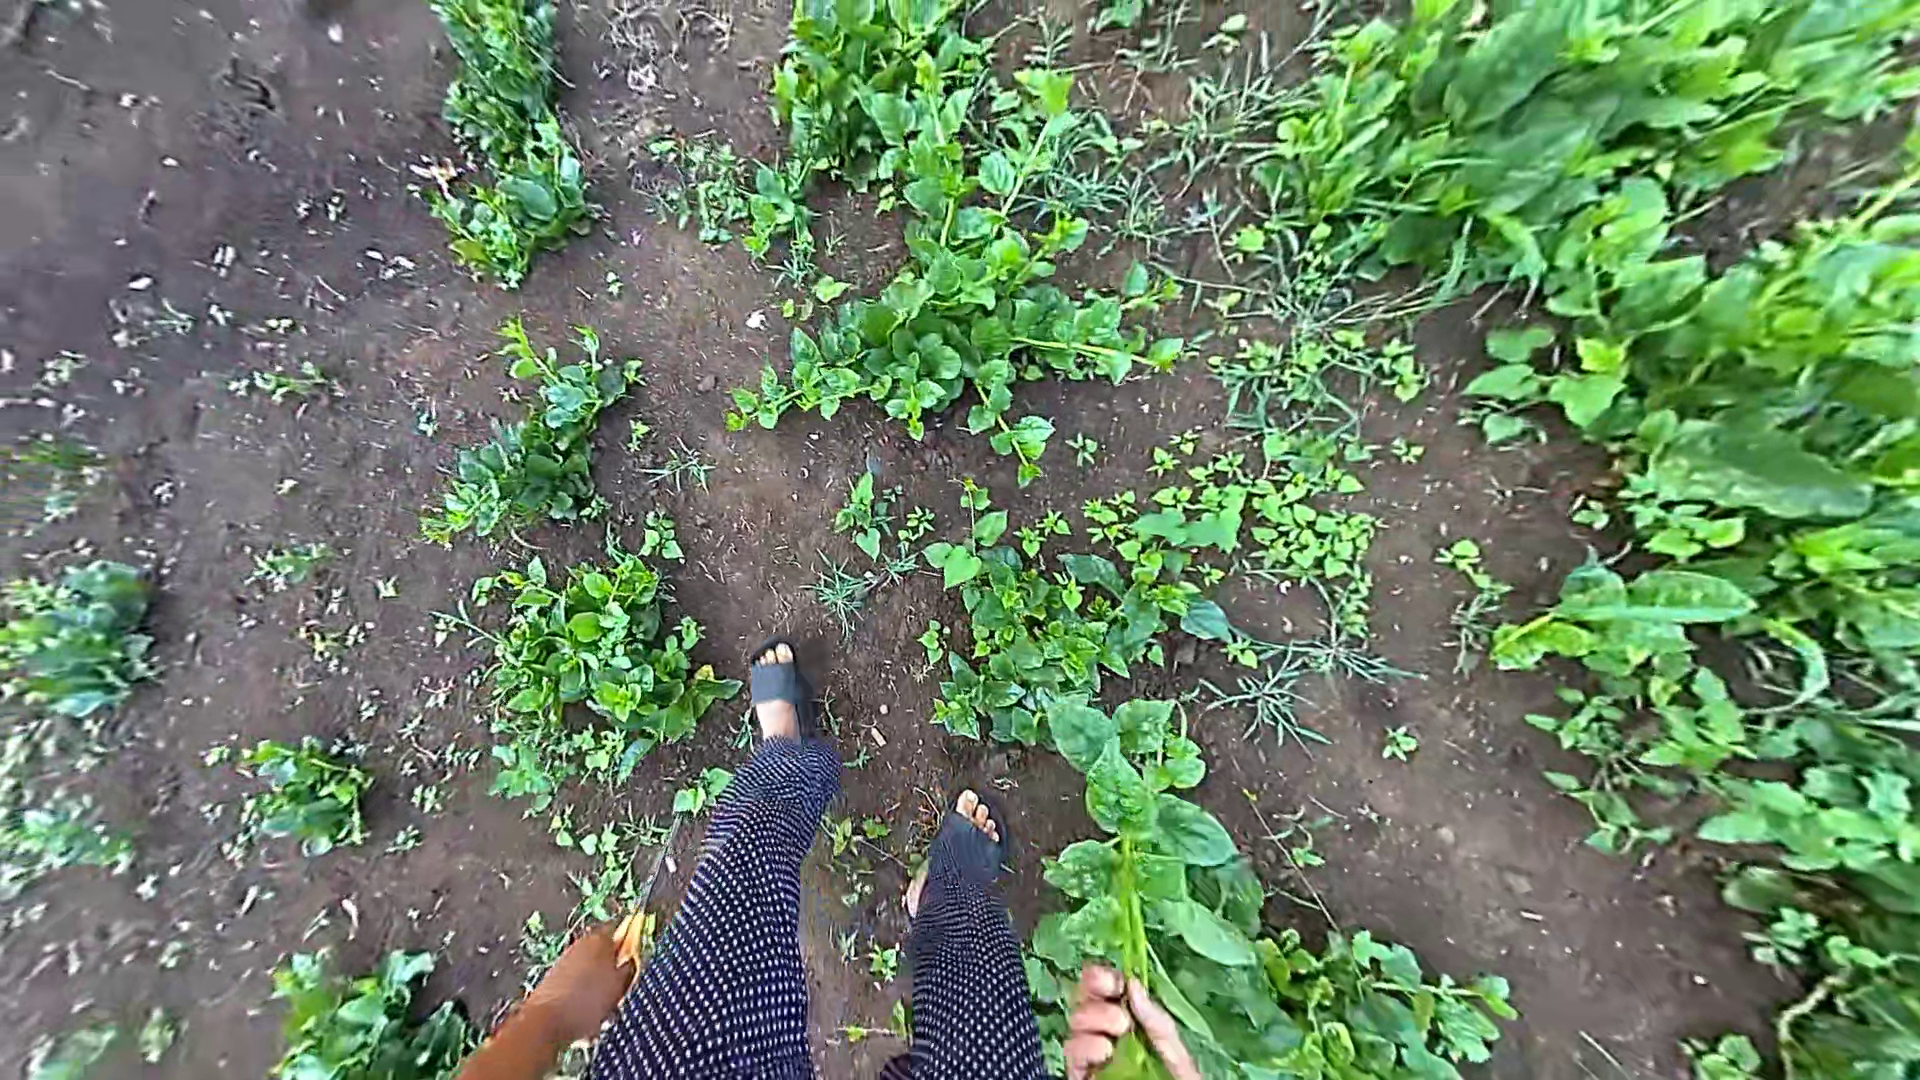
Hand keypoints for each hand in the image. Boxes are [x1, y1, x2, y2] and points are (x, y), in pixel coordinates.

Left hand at [522, 922, 633, 1043]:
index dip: (630, 947)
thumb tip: (632, 961)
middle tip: (617, 994)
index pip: (622, 930)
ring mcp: (563, 964)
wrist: (541, 1026)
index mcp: (600, 937)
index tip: (634, 964)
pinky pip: (573, 989)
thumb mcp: (620, 984)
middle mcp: (580, 945)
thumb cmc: (586, 1001)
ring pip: (589, 975)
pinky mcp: (550, 985)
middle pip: (605, 954)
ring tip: (598, 1014)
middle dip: (611, 974)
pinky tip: (582, 1020)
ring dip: (595, 992)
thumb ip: (630, 967)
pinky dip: (579, 1001)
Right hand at [1063, 964, 1200, 1079]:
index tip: (1116, 979)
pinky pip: (1071, 1056)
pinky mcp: (1083, 1078)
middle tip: (1119, 1009)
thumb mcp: (1180, 1061)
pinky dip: (1083, 1048)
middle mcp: (1109, 1038)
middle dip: (1095, 994)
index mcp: (1133, 1025)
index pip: (1106, 988)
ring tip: (1115, 1035)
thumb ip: (1160, 1027)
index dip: (1104, 977)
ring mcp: (1095, 1061)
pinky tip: (1103, 1052)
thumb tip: (1134, 984)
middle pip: (1085, 999)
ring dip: (1092, 1020)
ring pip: (1075, 1023)